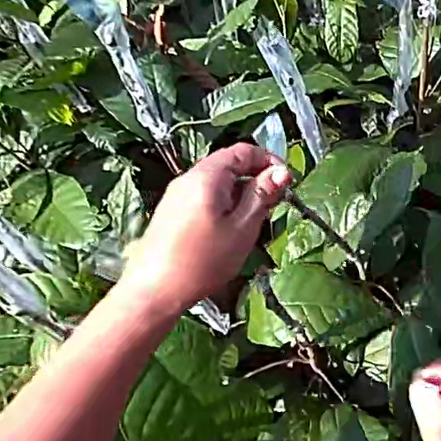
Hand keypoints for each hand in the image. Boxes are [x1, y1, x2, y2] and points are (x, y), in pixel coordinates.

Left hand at [120, 143, 290, 315]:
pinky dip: (222, 204)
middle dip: (255, 179)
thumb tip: (281, 172)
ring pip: (216, 182)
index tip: (285, 180)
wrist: (154, 290)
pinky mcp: (171, 211)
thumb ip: (262, 196)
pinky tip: (228, 230)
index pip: (243, 150)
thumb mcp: (242, 229)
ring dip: (239, 194)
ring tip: (252, 221)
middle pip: (228, 164)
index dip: (269, 161)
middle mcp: (188, 178)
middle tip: (273, 203)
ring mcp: (177, 194)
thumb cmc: (200, 262)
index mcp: (207, 176)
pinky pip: (202, 196)